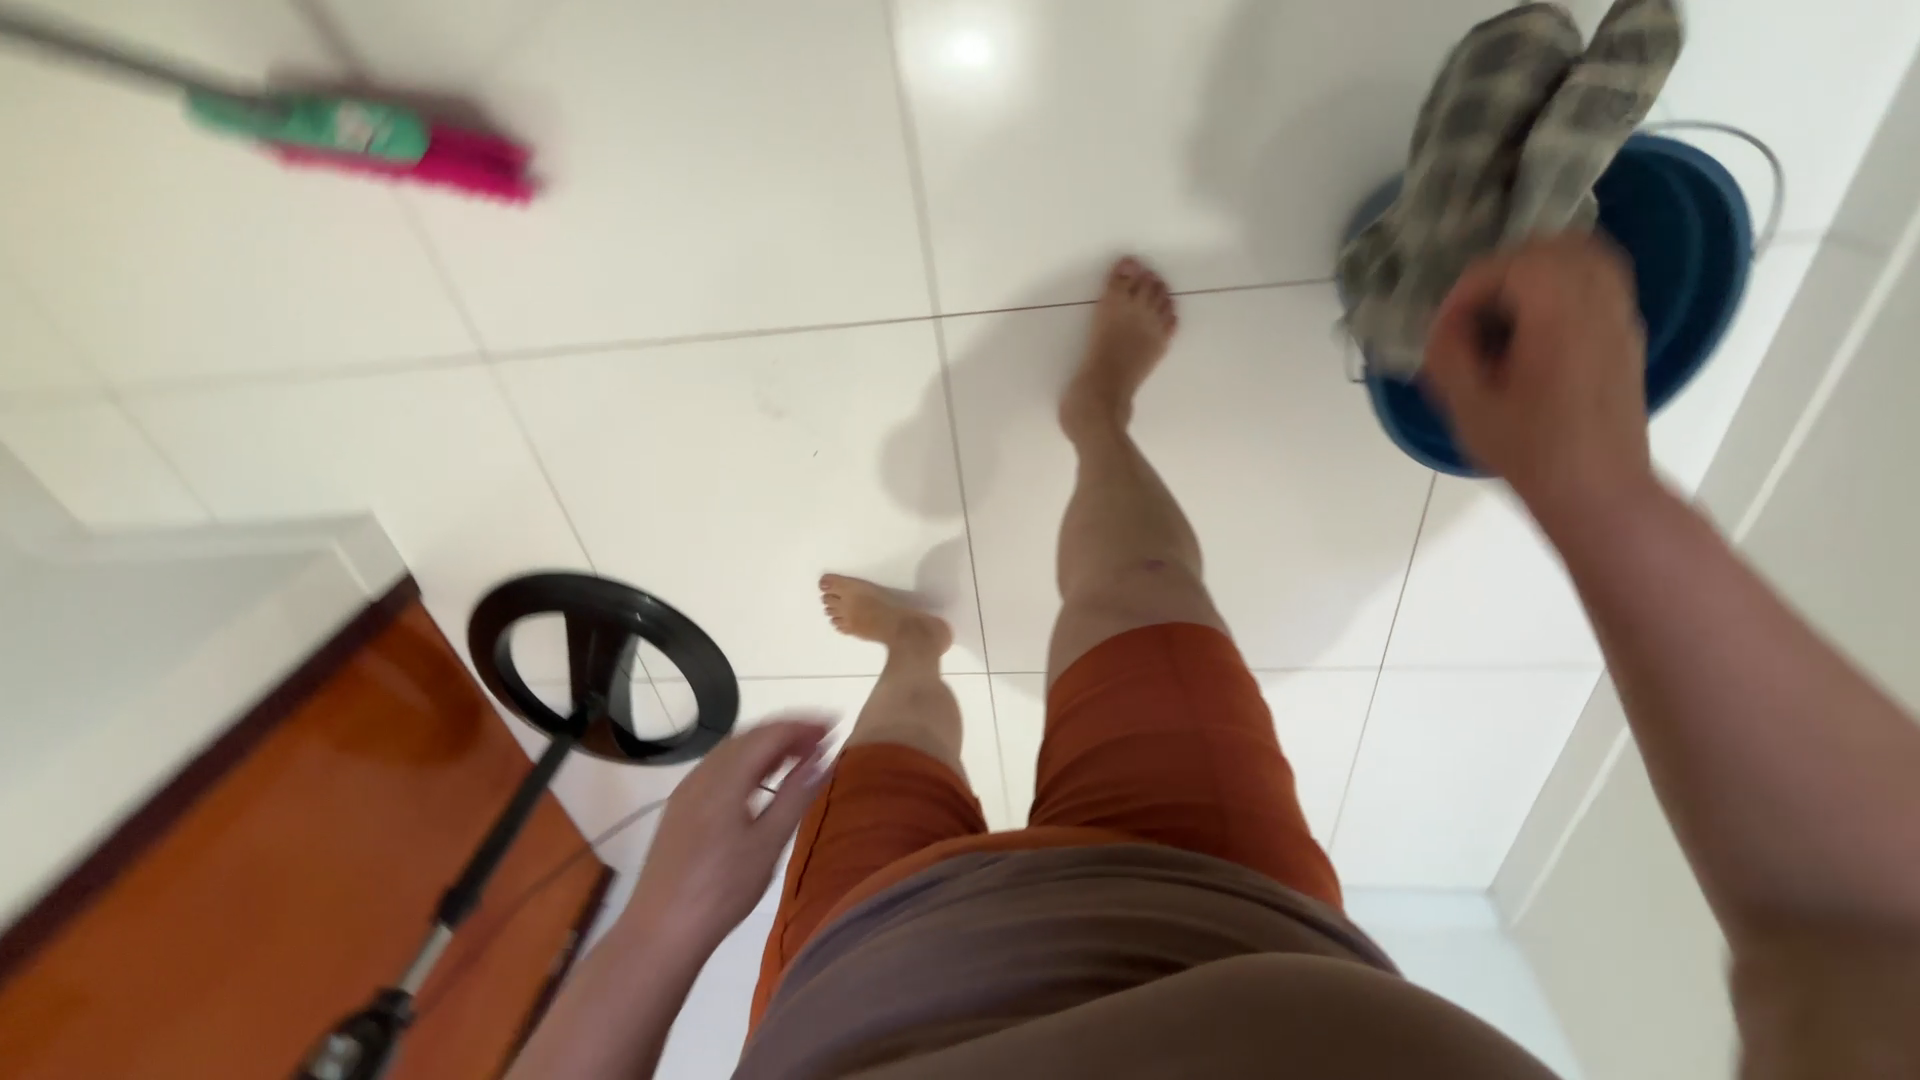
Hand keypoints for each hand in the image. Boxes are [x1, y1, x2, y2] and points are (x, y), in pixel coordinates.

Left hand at [627, 718, 832, 948]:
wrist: (659, 933)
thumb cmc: (721, 891)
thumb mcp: (769, 844)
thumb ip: (797, 796)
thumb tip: (823, 759)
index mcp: (725, 778)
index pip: (769, 734)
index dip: (802, 726)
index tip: (833, 727)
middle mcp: (702, 775)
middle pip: (749, 736)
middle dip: (786, 733)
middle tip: (820, 741)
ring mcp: (687, 791)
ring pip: (731, 752)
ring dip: (766, 747)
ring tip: (798, 758)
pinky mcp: (680, 809)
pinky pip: (719, 769)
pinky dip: (747, 763)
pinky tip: (762, 783)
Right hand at [1423, 234, 1656, 516]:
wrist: (1596, 487)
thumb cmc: (1528, 450)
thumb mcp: (1468, 406)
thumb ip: (1448, 353)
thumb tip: (1446, 325)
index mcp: (1559, 316)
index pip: (1511, 265)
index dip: (1469, 288)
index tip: (1448, 327)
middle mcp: (1599, 304)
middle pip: (1553, 248)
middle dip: (1502, 271)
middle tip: (1472, 310)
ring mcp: (1619, 317)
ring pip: (1582, 259)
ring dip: (1534, 275)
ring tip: (1500, 314)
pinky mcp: (1625, 335)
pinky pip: (1598, 284)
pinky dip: (1561, 288)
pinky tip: (1532, 329)